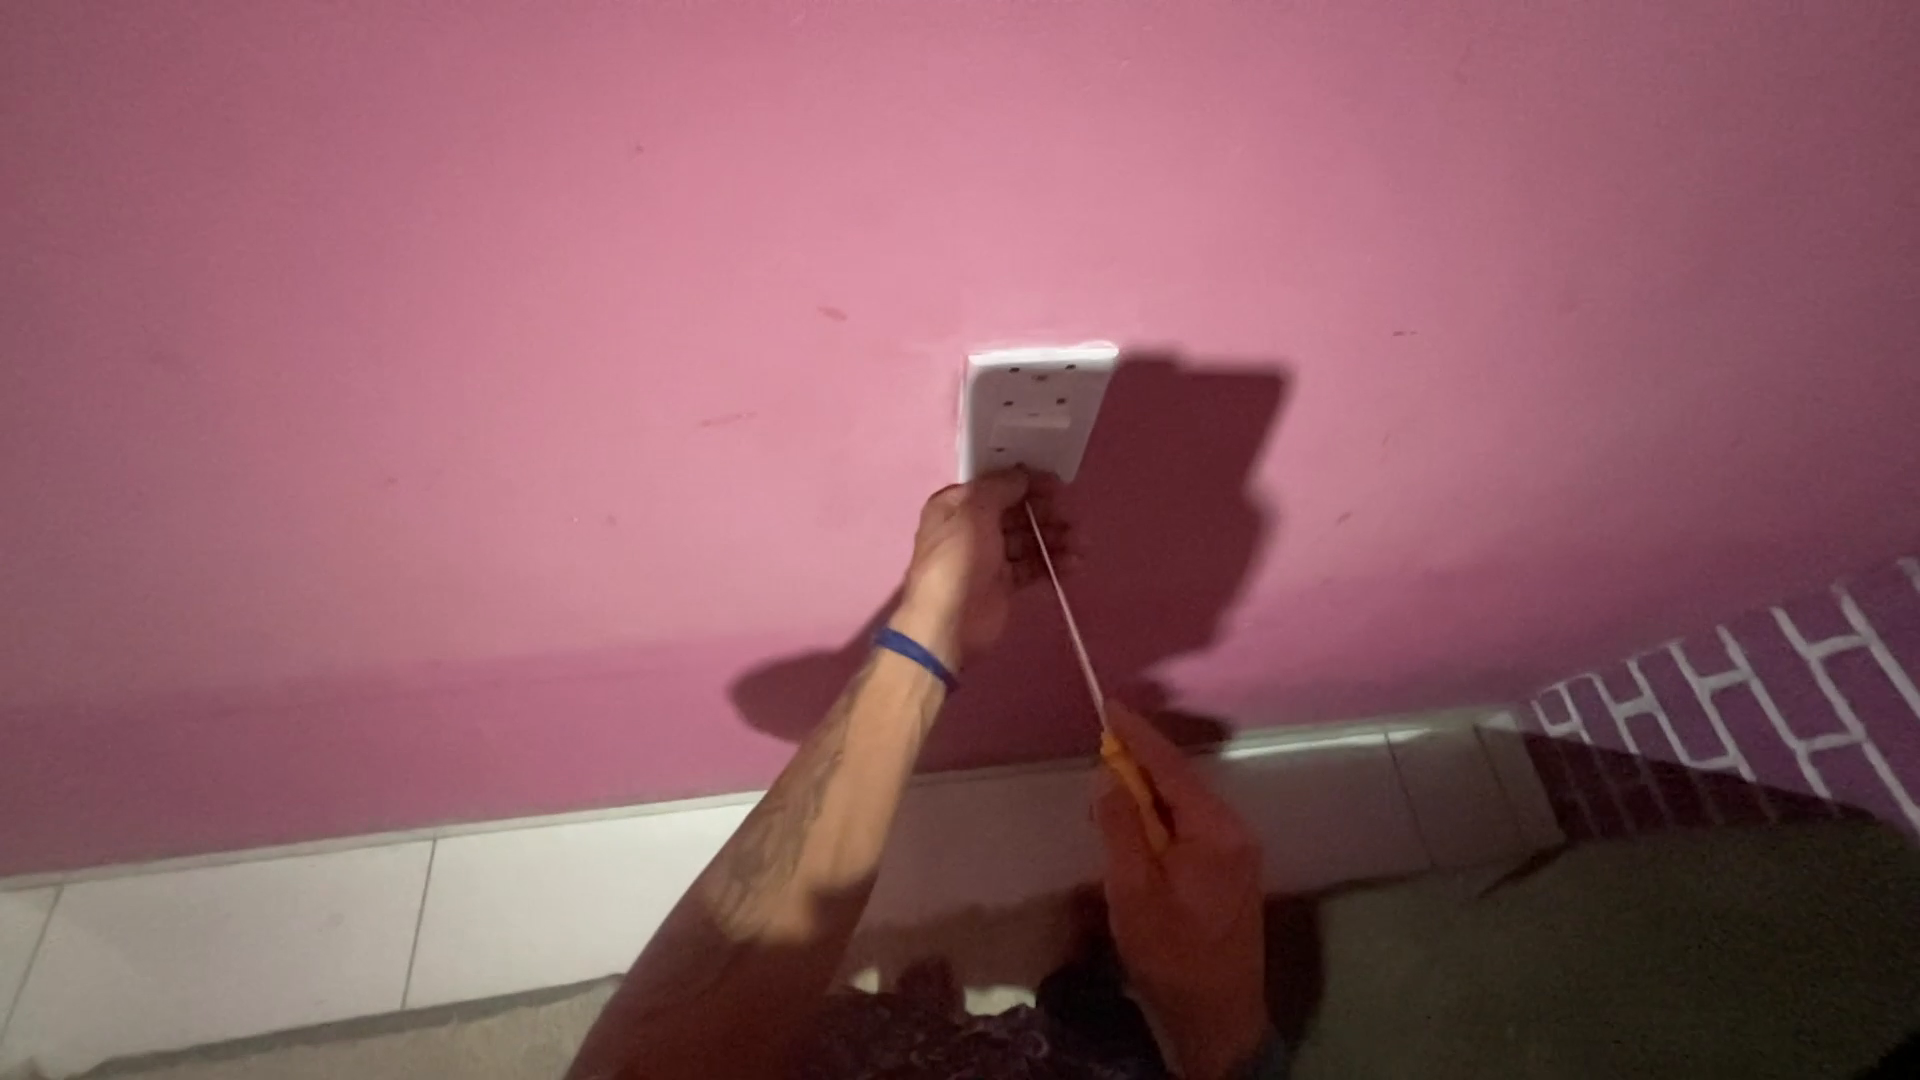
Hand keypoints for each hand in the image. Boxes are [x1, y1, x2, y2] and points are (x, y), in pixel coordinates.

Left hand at [889, 467, 1069, 670]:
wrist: (949, 623)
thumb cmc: (957, 560)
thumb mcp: (973, 512)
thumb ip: (999, 487)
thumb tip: (1022, 474)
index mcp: (956, 506)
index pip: (995, 486)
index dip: (1025, 483)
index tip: (1056, 485)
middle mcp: (971, 528)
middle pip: (1015, 513)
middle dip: (1044, 513)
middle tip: (1068, 517)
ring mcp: (988, 557)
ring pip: (1027, 540)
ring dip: (1054, 538)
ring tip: (1080, 544)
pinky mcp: (1004, 584)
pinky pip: (1032, 566)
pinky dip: (1053, 563)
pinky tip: (1073, 563)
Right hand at [1095, 701, 1271, 1079]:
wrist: (1219, 1019)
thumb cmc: (1171, 955)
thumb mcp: (1132, 890)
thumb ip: (1119, 825)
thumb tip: (1109, 774)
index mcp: (1215, 830)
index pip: (1170, 766)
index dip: (1137, 734)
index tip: (1109, 706)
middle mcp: (1234, 830)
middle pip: (1179, 779)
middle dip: (1138, 761)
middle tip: (1101, 748)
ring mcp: (1236, 849)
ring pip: (1183, 800)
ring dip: (1146, 789)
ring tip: (1109, 787)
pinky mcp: (1230, 866)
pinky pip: (1189, 821)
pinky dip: (1159, 812)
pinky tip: (1135, 820)